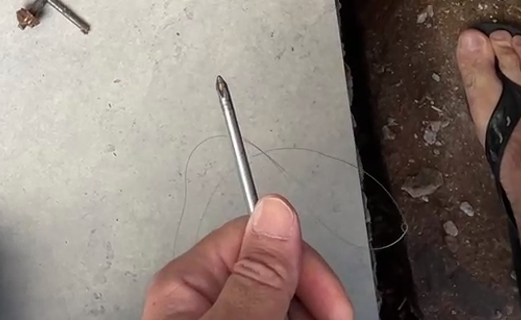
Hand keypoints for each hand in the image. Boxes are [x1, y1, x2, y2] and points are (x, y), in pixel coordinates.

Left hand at [142, 196, 353, 319]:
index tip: (334, 303)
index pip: (257, 236)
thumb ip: (257, 275)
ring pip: (285, 302)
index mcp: (186, 286)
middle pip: (276, 273)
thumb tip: (277, 210)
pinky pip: (282, 317)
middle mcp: (202, 304)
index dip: (303, 263)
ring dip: (310, 314)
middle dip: (310, 297)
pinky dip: (302, 319)